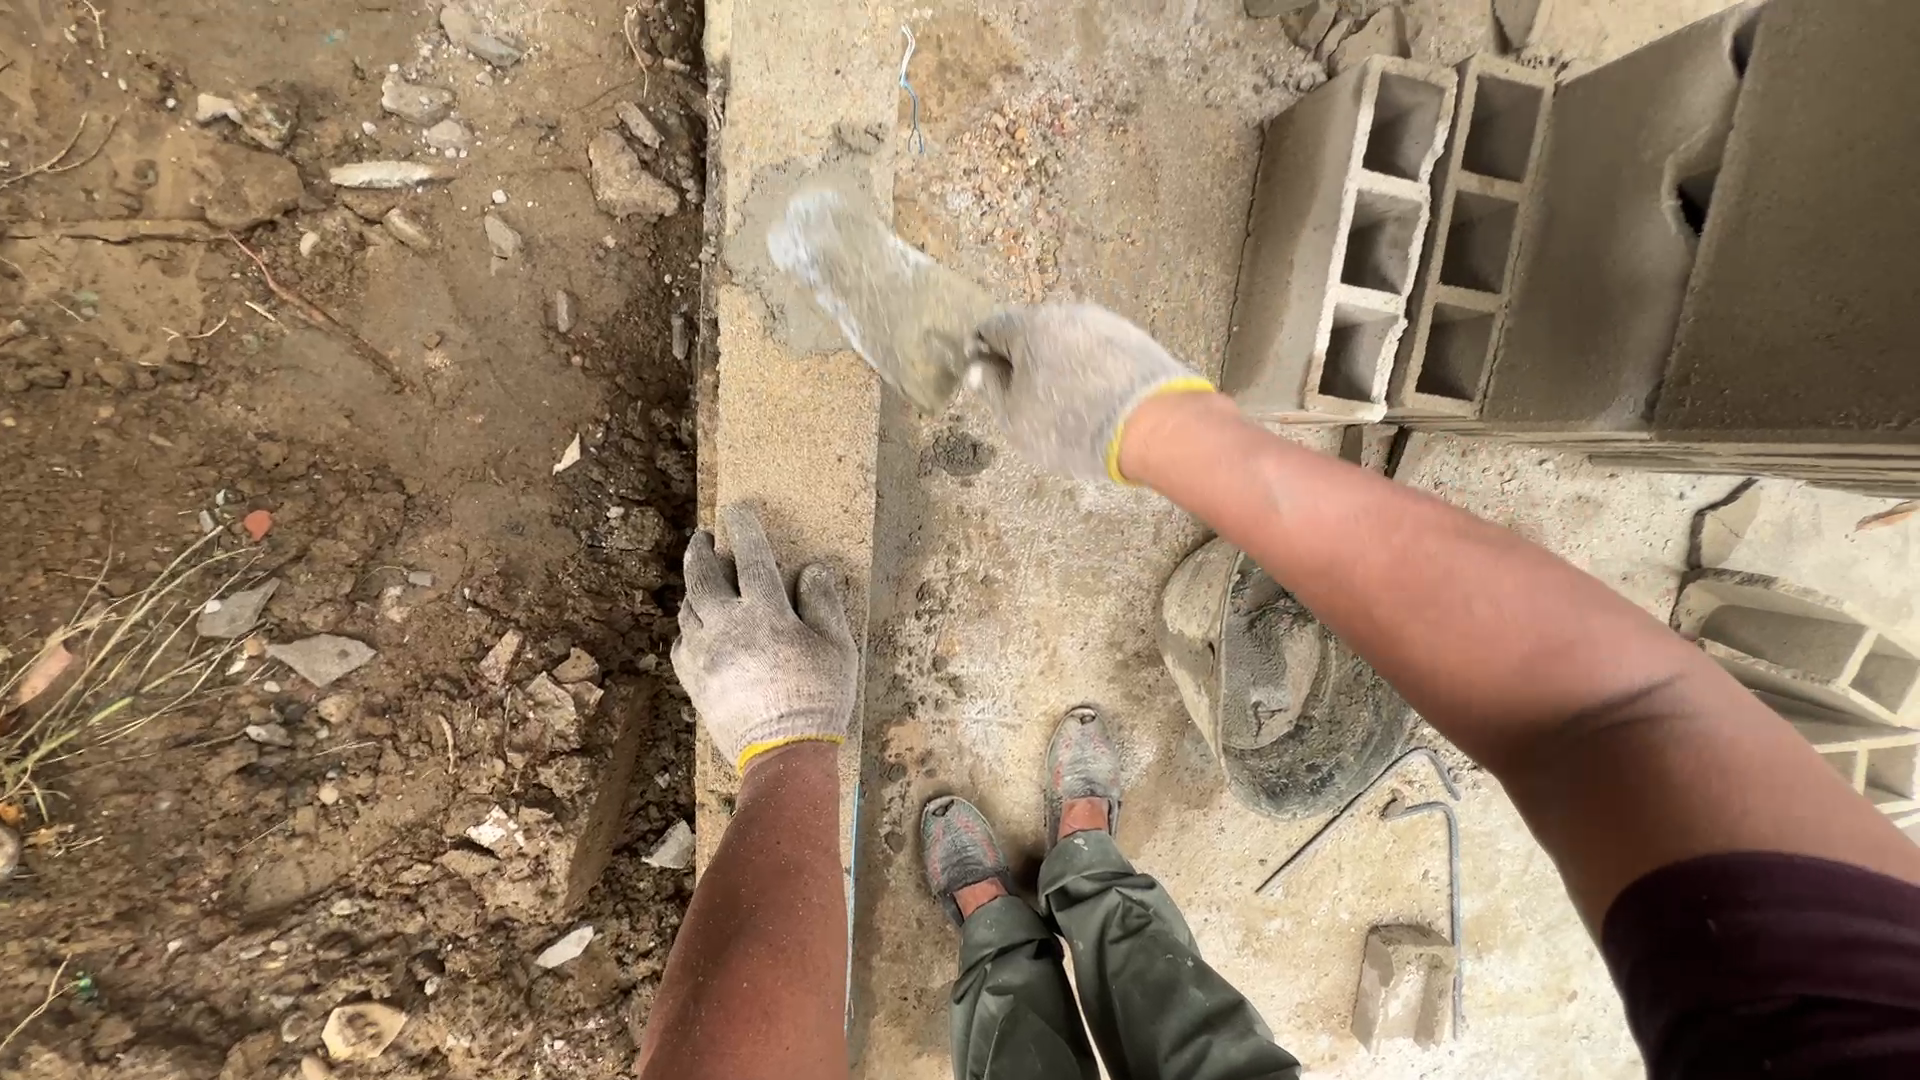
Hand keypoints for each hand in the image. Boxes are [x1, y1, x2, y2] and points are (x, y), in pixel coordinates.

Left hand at [673, 505, 859, 773]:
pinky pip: (680, 644)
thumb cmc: (819, 698)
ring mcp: (704, 655)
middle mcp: (727, 628)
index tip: (736, 511)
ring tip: (700, 580)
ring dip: (692, 588)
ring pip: (687, 609)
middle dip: (699, 552)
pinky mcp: (693, 681)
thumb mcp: (838, 647)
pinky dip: (686, 628)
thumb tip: (811, 568)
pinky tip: (695, 627)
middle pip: (703, 578)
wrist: (783, 753)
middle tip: (701, 538)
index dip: (744, 531)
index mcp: (766, 615)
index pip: (751, 560)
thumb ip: (823, 603)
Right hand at [968, 303, 1213, 481]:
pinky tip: (1094, 402)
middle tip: (1023, 398)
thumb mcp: (1015, 418)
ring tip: (1063, 405)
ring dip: (1056, 365)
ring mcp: (1105, 323)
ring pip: (1066, 341)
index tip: (984, 379)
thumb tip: (979, 369)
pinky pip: (1097, 352)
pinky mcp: (1134, 339)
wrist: (1153, 426)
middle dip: (1021, 359)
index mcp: (1030, 325)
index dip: (980, 352)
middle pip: (1031, 332)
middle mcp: (1067, 313)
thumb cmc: (1070, 425)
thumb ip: (991, 389)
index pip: (991, 327)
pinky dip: (1086, 371)